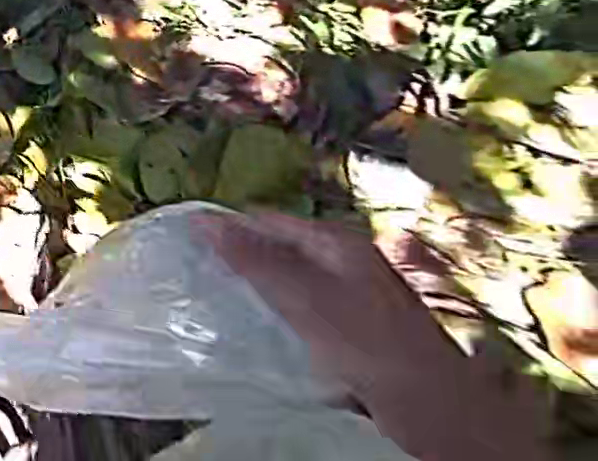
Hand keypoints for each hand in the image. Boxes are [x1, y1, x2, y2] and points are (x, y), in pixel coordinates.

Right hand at [197, 211, 548, 460]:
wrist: (439, 413)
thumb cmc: (365, 341)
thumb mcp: (299, 294)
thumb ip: (248, 254)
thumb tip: (196, 217)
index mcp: (336, 240)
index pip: (262, 218)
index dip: (226, 227)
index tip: (192, 243)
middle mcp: (346, 256)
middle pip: (276, 244)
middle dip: (241, 253)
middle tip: (205, 269)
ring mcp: (356, 288)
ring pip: (287, 272)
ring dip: (259, 280)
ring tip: (228, 293)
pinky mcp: (357, 319)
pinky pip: (302, 297)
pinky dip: (279, 302)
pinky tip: (265, 318)